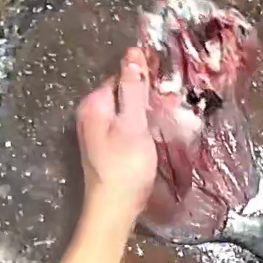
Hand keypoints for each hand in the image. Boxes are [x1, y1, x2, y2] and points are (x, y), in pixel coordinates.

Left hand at [75, 46, 157, 231]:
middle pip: (122, 92)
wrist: (113, 209)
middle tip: (172, 98)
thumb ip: (133, 89)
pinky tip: (153, 132)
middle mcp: (90, 114)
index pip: (120, 74)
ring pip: (125, 109)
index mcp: (94, 104)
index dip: (143, 73)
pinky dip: (139, 124)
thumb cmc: (126, 167)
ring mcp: (96, 132)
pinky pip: (124, 125)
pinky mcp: (105, 147)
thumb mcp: (133, 124)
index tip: (167, 78)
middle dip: (145, 91)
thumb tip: (133, 53)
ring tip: (168, 113)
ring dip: (145, 109)